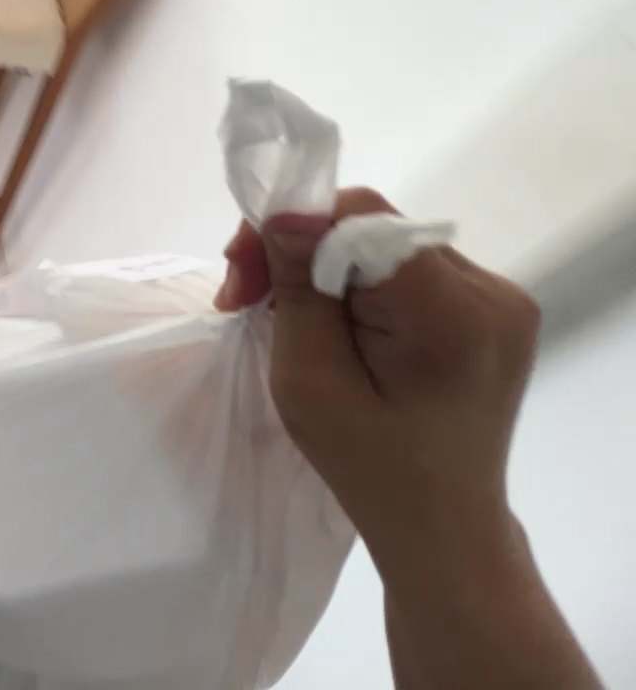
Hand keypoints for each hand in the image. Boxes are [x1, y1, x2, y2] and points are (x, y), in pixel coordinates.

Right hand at [213, 188, 540, 570]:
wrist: (435, 515)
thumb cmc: (363, 457)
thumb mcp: (308, 374)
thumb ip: (302, 288)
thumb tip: (287, 215)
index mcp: (452, 311)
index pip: (363, 217)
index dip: (291, 229)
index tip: (242, 276)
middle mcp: (489, 291)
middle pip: (365, 226)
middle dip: (290, 252)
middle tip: (239, 297)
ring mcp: (491, 299)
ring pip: (373, 241)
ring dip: (309, 266)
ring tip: (267, 308)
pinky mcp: (478, 309)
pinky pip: (391, 264)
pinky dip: (341, 280)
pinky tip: (314, 315)